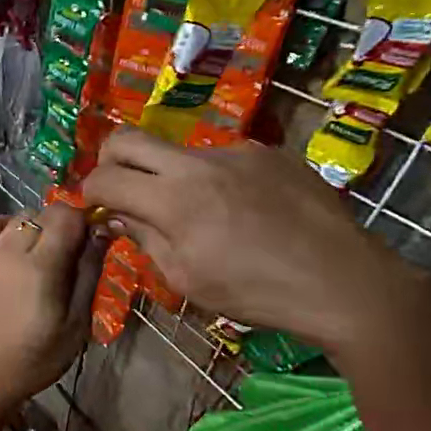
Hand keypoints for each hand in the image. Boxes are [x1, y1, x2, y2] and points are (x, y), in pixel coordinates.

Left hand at [0, 203, 106, 423]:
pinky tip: (17, 243)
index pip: (67, 216)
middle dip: (64, 223)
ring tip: (46, 251)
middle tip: (73, 252)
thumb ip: (89, 273)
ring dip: (39, 224)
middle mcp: (12, 250)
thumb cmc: (38, 355)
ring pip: (21, 216)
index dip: (84, 221)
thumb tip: (102, 233)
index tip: (92, 240)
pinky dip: (8, 225)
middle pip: (45, 213)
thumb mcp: (77, 322)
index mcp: (42, 267)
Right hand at [82, 129, 430, 352]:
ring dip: (172, 177)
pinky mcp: (268, 152)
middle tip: (122, 190)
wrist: (341, 280)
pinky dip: (217, 180)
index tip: (95, 207)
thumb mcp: (188, 279)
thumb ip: (145, 238)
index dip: (89, 192)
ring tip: (204, 216)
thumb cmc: (256, 293)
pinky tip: (245, 211)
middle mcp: (198, 161)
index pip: (105, 177)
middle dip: (111, 161)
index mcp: (174, 199)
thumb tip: (118, 213)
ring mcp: (237, 150)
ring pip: (180, 152)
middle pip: (128, 138)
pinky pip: (224, 159)